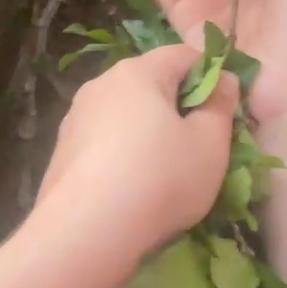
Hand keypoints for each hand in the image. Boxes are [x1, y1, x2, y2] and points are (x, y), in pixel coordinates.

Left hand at [36, 44, 238, 268]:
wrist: (85, 232)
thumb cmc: (159, 179)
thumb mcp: (209, 145)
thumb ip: (220, 107)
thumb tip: (223, 80)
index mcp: (137, 72)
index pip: (182, 55)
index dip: (209, 75)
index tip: (224, 110)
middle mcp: (101, 84)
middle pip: (150, 83)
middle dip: (177, 106)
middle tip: (199, 144)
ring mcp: (76, 118)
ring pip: (125, 114)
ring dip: (148, 132)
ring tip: (165, 171)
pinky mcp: (62, 151)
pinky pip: (104, 142)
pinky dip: (122, 155)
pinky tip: (132, 188)